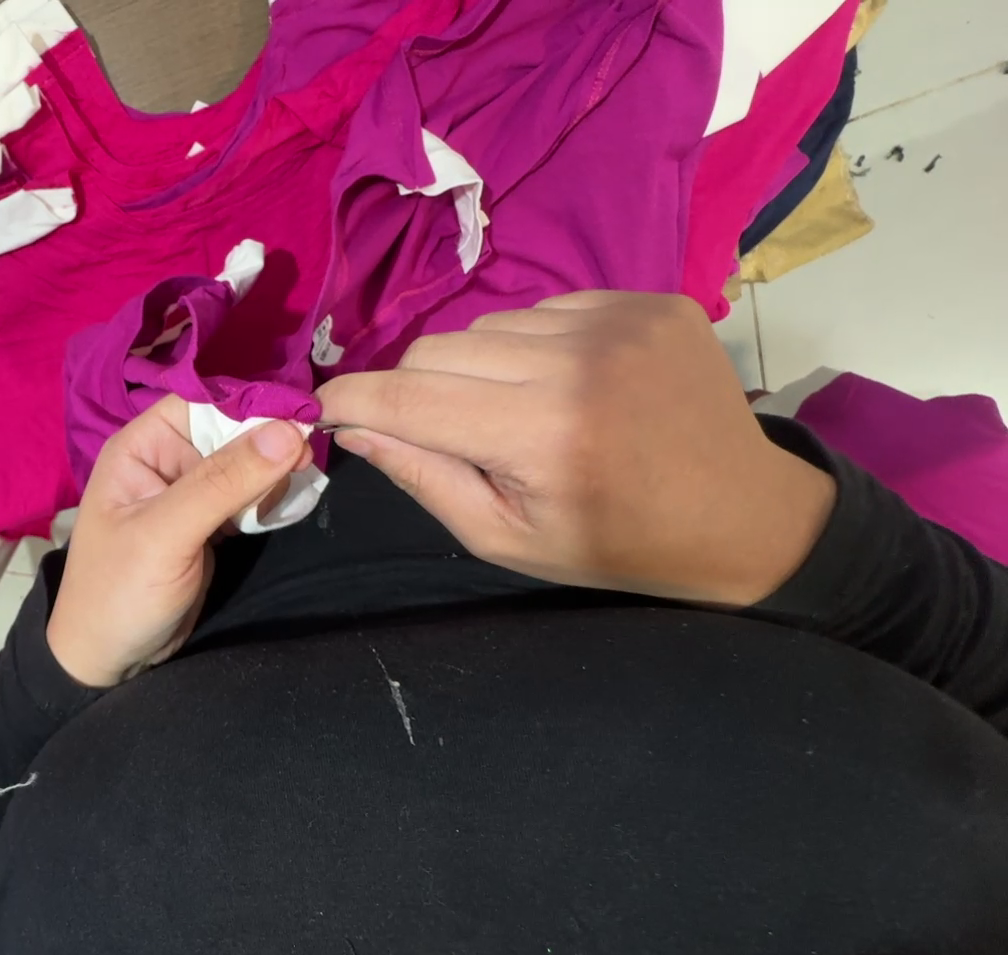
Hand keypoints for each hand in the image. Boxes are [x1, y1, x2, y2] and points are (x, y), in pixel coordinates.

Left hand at [47, 395, 310, 687]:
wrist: (110, 659)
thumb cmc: (119, 592)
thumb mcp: (166, 534)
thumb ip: (223, 482)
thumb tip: (288, 429)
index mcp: (141, 448)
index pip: (203, 402)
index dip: (252, 402)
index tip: (303, 414)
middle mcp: (166, 461)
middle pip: (231, 431)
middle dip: (270, 441)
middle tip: (306, 461)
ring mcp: (189, 494)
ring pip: (246, 464)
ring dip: (275, 472)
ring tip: (298, 488)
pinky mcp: (209, 525)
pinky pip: (249, 497)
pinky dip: (270, 500)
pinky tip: (288, 507)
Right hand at [316, 291, 836, 605]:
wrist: (745, 518)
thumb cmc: (608, 544)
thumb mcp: (499, 536)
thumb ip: (421, 477)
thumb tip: (352, 429)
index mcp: (541, 434)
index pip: (407, 399)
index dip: (349, 399)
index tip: (318, 408)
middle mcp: (577, 362)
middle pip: (434, 351)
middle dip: (409, 389)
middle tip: (432, 430)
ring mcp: (618, 321)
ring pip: (482, 326)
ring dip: (468, 367)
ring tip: (506, 409)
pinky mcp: (645, 300)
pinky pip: (536, 310)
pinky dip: (521, 346)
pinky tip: (554, 383)